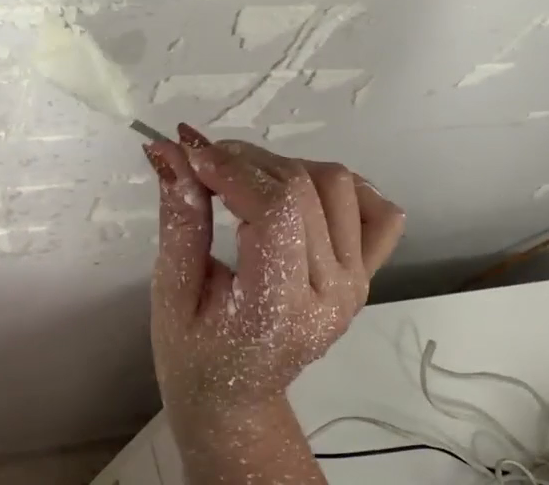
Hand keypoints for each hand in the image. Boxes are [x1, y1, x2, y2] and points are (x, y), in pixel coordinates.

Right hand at [145, 125, 404, 425]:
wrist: (234, 397)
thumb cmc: (193, 352)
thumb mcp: (170, 291)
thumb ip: (180, 220)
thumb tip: (172, 151)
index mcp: (279, 306)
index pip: (276, 208)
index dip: (230, 166)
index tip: (186, 153)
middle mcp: (332, 292)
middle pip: (302, 187)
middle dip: (242, 159)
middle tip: (197, 165)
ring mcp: (356, 283)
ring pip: (336, 183)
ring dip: (280, 166)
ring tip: (238, 181)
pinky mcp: (364, 275)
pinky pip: (378, 212)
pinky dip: (343, 188)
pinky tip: (298, 193)